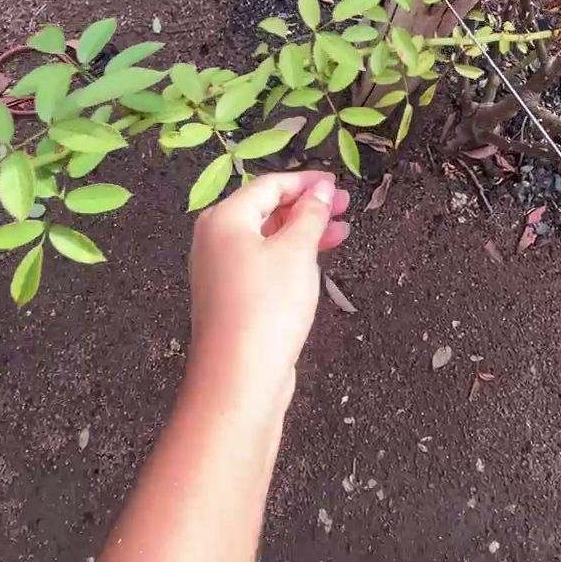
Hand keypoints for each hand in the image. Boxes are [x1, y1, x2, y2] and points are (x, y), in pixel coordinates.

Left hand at [185, 170, 350, 418]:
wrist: (239, 379)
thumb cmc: (268, 305)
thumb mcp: (297, 251)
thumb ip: (311, 213)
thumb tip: (321, 188)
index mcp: (225, 219)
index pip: (269, 185)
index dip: (305, 181)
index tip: (337, 183)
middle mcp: (216, 238)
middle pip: (267, 209)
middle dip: (307, 205)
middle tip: (344, 205)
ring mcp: (221, 269)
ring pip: (268, 236)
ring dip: (304, 231)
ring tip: (341, 232)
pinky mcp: (231, 296)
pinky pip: (264, 260)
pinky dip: (291, 254)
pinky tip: (317, 259)